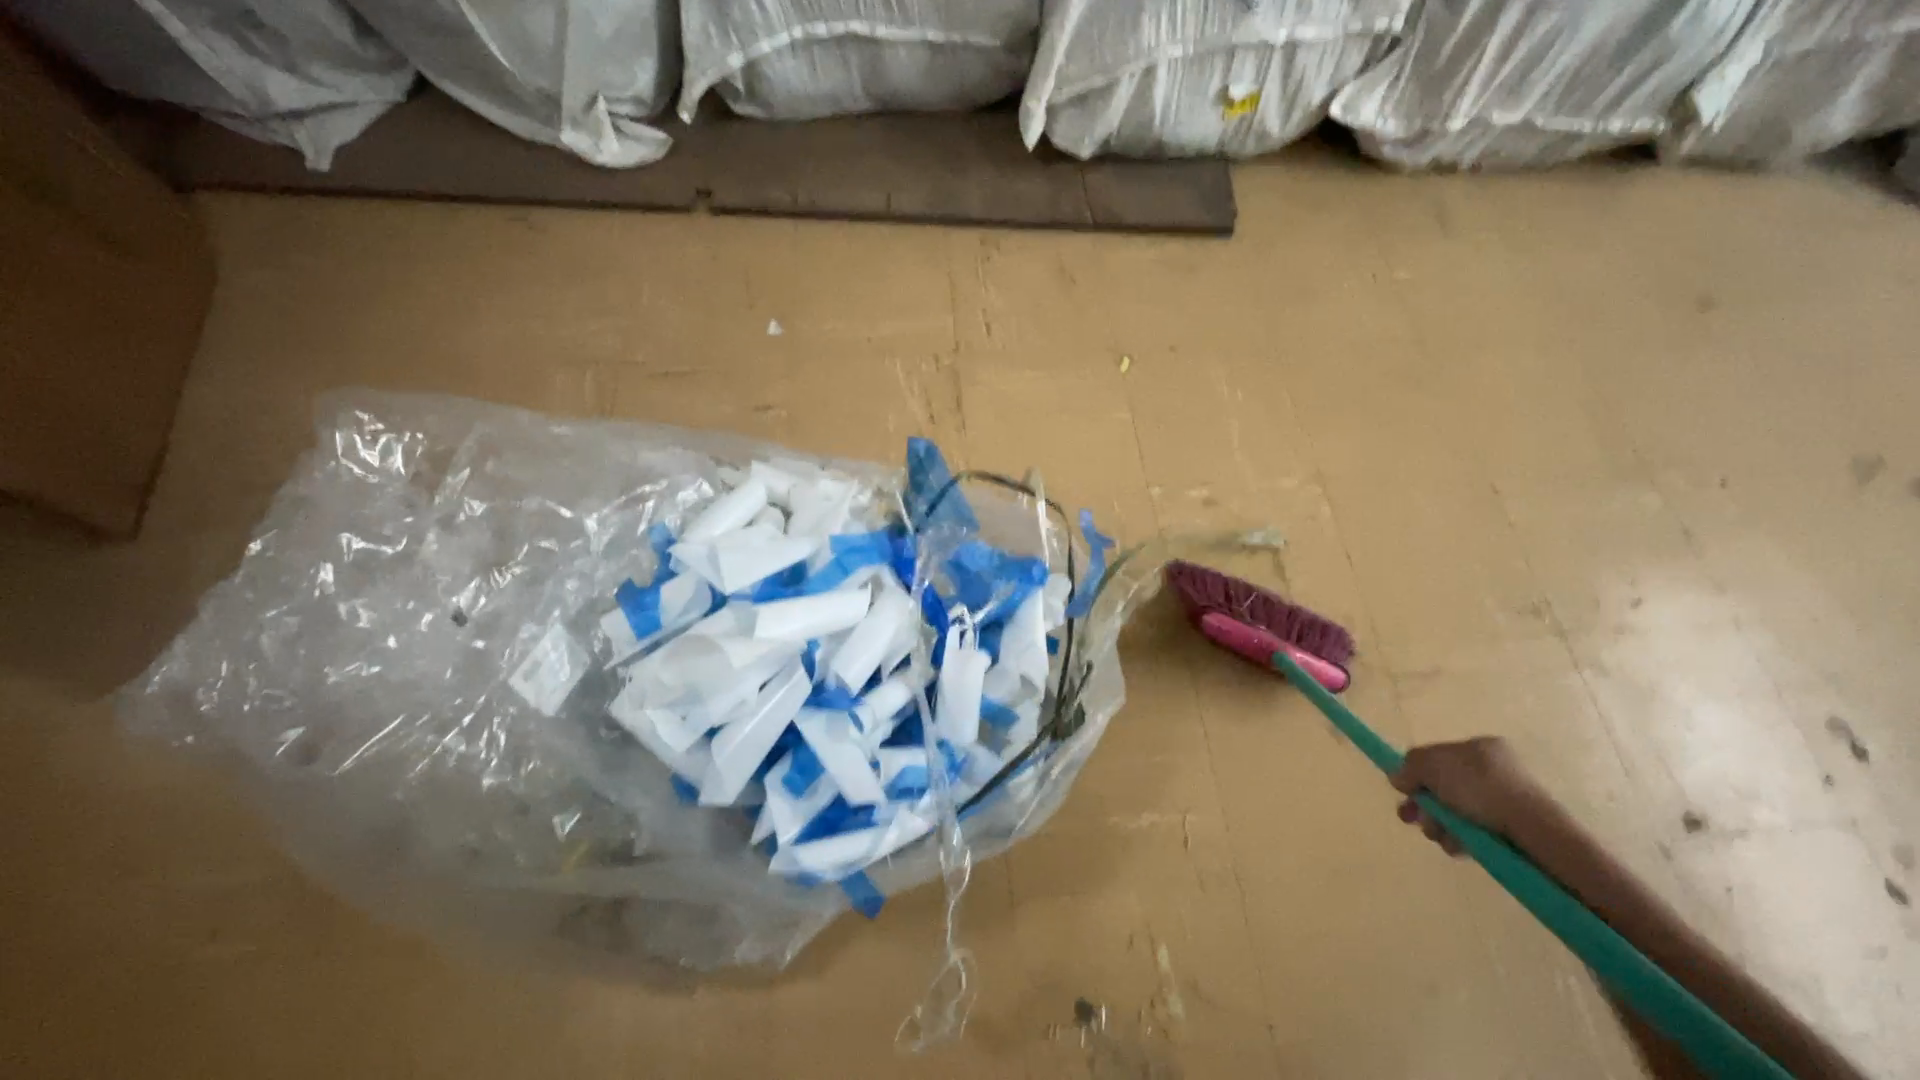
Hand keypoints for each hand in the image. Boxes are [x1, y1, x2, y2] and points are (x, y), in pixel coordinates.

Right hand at [1390, 736, 1547, 855]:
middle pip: (1443, 787)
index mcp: (1479, 747)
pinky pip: (1471, 831)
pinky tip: (1458, 844)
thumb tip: (1397, 777)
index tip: (1404, 792)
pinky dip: (1458, 838)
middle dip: (1424, 805)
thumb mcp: (1434, 765)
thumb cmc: (1480, 788)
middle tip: (1413, 818)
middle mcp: (1492, 770)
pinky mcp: (1508, 829)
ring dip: (1438, 824)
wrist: (1530, 828)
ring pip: (1454, 812)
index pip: (1437, 757)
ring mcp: (1502, 800)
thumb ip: (1410, 766)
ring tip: (1439, 834)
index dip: (1416, 774)